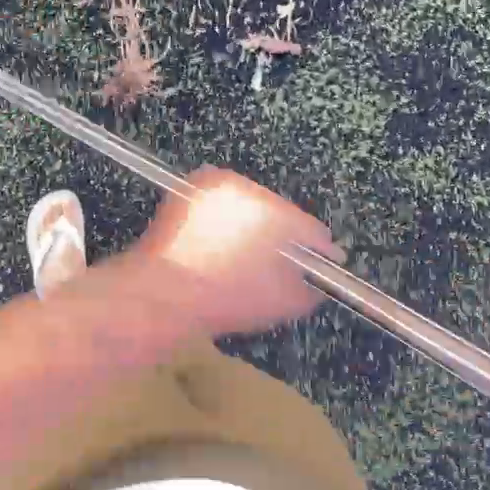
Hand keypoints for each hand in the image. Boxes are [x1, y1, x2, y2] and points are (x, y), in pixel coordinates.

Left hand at [136, 166, 344, 336]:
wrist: (161, 294)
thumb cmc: (224, 298)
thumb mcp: (280, 302)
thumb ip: (307, 288)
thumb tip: (313, 283)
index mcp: (271, 209)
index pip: (307, 226)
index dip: (320, 247)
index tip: (328, 261)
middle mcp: (241, 187)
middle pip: (276, 211)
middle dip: (283, 235)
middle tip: (288, 263)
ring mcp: (210, 186)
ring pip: (245, 206)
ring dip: (253, 226)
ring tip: (253, 258)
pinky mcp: (186, 193)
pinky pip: (218, 207)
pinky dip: (225, 222)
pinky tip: (223, 247)